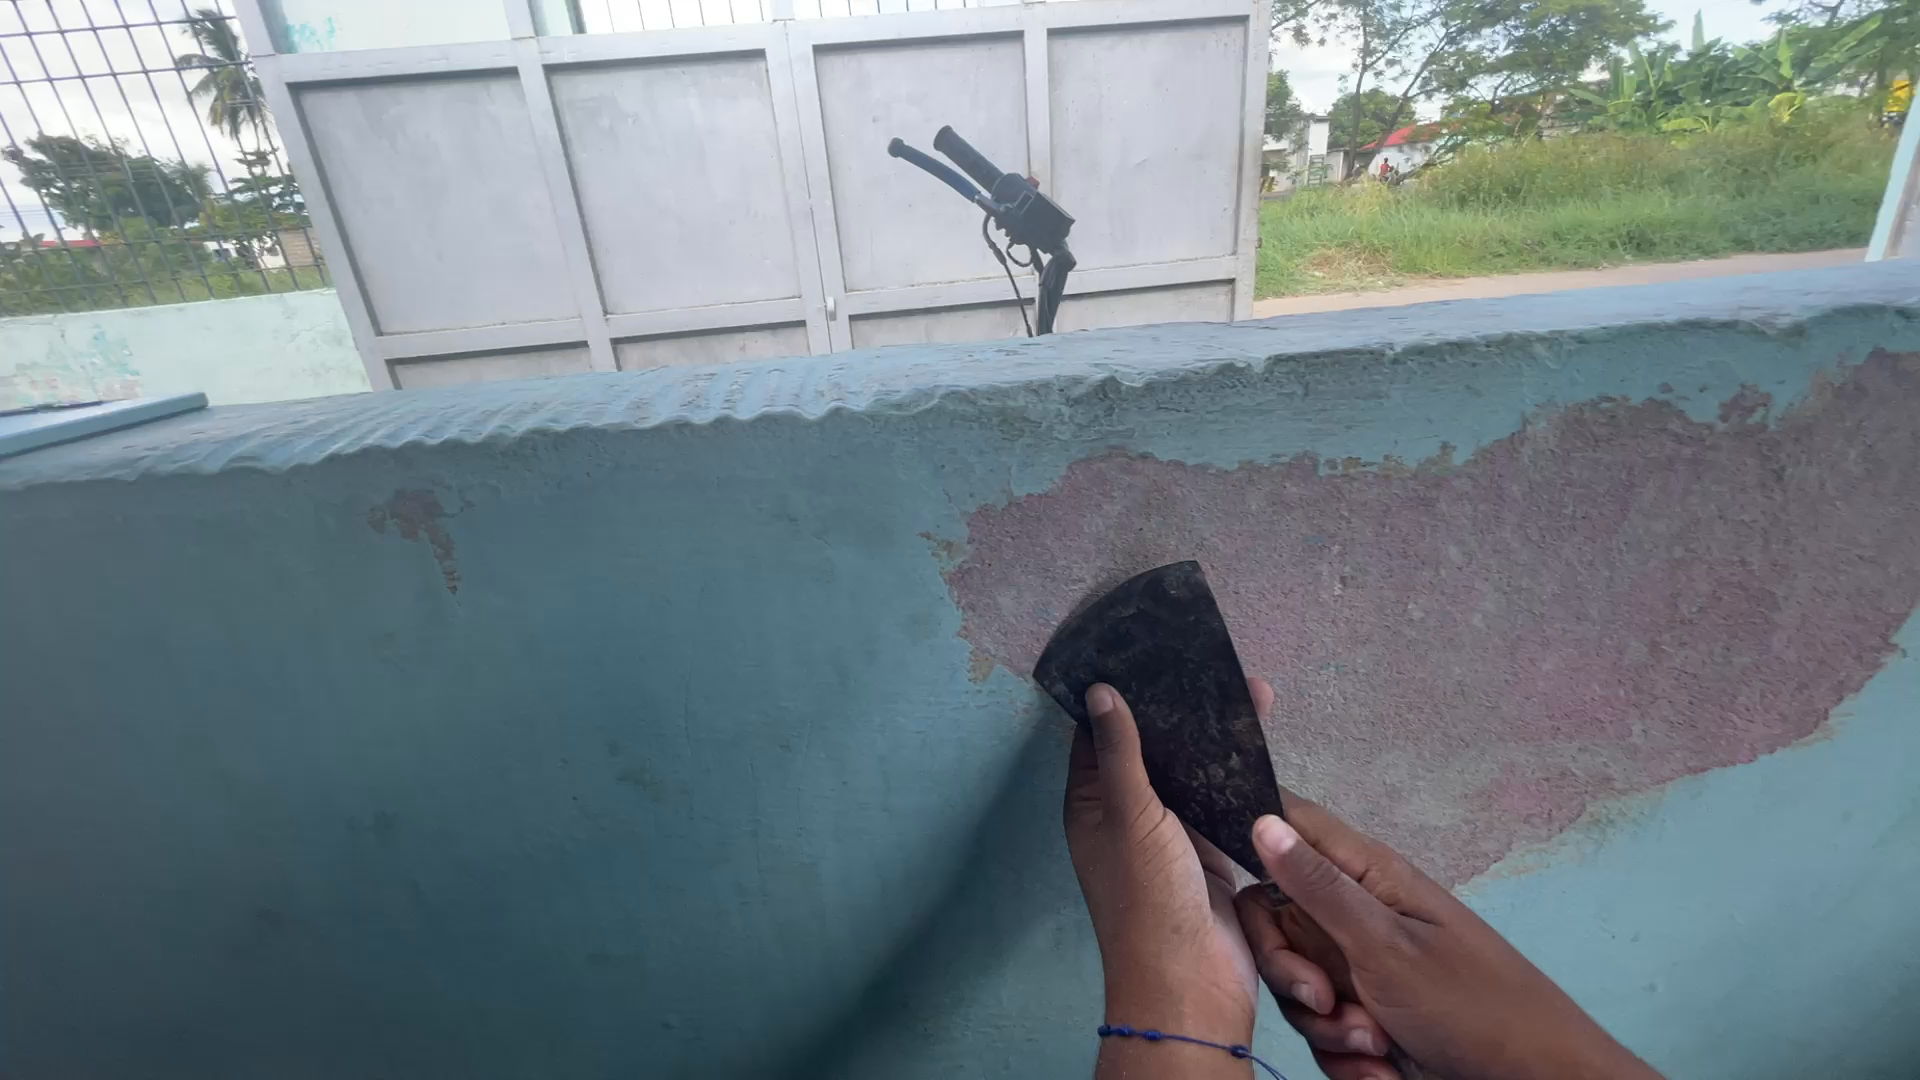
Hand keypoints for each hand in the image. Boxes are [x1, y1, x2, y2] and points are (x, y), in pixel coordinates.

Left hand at [1065, 683, 1258, 1075]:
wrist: (1194, 986)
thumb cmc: (1147, 896)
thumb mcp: (1130, 816)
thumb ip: (1120, 753)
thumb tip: (1098, 690)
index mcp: (1091, 800)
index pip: (1098, 734)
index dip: (1117, 695)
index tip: (1145, 656)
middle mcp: (1124, 810)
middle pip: (1148, 747)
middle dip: (1177, 712)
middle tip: (1210, 667)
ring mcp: (1166, 830)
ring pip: (1187, 771)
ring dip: (1211, 738)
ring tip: (1250, 694)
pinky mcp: (1205, 847)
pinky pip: (1215, 799)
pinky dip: (1232, 772)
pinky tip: (1257, 742)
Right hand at [1234, 795, 1663, 1079]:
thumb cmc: (1475, 1009)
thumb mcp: (1387, 946)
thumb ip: (1317, 885)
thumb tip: (1260, 819)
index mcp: (1361, 872)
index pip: (1285, 820)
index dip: (1246, 826)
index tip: (1217, 862)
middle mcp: (1350, 909)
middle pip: (1270, 913)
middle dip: (1285, 967)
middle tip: (1322, 999)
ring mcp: (1354, 962)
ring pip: (1291, 976)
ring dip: (1322, 1022)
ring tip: (1374, 1047)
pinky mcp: (1362, 1009)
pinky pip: (1319, 1022)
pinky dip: (1342, 1053)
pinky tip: (1381, 1068)